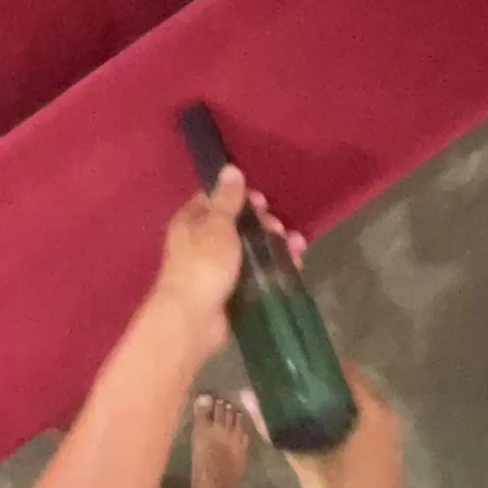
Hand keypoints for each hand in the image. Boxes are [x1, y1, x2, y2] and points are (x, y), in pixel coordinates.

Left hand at [151, 166, 303, 356]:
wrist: (194, 319)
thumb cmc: (204, 264)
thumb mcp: (217, 224)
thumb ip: (227, 198)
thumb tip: (230, 169)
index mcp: (192, 221)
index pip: (215, 200)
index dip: (240, 197)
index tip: (261, 200)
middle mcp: (202, 243)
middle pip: (237, 226)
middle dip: (262, 224)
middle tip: (277, 227)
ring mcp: (217, 269)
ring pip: (250, 251)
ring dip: (274, 246)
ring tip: (295, 246)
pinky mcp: (231, 291)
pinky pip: (255, 275)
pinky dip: (274, 269)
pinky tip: (294, 266)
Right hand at [250, 363, 413, 487]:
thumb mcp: (306, 462)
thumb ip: (275, 428)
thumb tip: (246, 396)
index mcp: (371, 409)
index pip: (343, 368)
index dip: (314, 361)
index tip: (287, 358)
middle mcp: (384, 412)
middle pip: (348, 383)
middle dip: (316, 379)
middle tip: (283, 376)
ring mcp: (386, 430)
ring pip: (352, 401)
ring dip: (326, 397)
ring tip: (290, 394)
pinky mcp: (381, 445)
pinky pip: (358, 417)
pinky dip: (336, 413)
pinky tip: (308, 419)